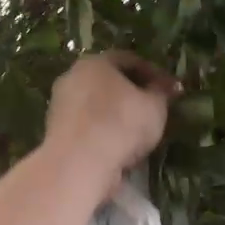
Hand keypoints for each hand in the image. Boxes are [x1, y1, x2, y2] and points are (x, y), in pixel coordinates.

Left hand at [42, 52, 179, 190]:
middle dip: (132, 93)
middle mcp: (72, 77)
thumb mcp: (154, 107)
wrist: (78, 164)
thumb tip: (168, 86)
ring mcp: (60, 104)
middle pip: (108, 81)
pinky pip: (87, 126)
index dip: (153, 74)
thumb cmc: (120, 125)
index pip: (129, 60)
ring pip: (96, 105)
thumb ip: (162, 93)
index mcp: (95, 62)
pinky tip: (118, 147)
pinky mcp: (55, 131)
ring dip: (116, 115)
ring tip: (137, 132)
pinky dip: (102, 132)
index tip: (169, 89)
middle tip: (153, 108)